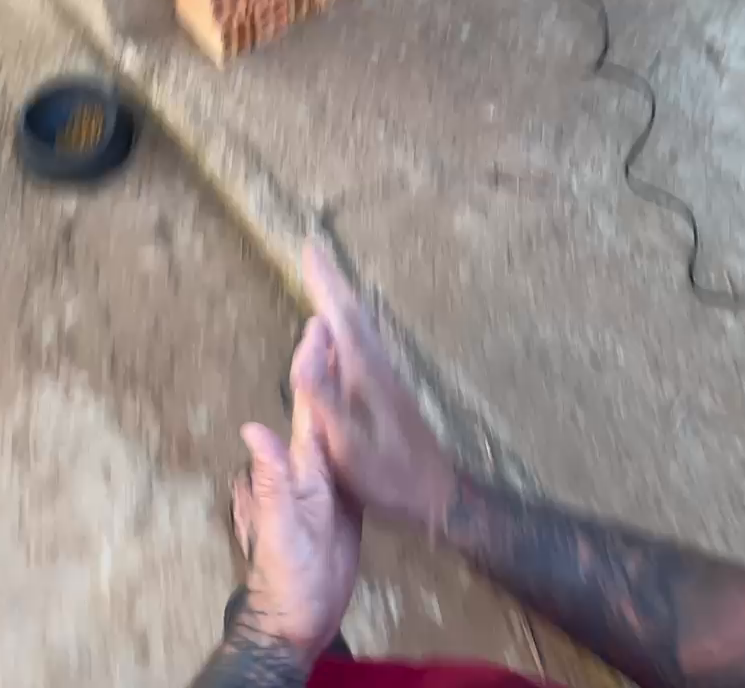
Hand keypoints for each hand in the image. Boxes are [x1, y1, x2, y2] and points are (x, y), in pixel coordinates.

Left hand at [231, 318, 360, 662]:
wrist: (301, 613)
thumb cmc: (286, 571)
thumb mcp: (279, 525)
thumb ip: (269, 480)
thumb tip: (251, 426)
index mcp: (301, 462)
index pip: (306, 403)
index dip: (312, 364)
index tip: (317, 324)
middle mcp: (312, 463)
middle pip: (321, 405)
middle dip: (327, 365)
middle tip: (335, 324)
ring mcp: (329, 480)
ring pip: (337, 423)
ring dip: (341, 389)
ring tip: (351, 356)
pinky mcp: (347, 499)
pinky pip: (351, 453)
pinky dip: (355, 426)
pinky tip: (362, 416)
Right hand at [295, 242, 458, 531]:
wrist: (438, 496)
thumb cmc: (389, 476)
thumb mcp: (347, 443)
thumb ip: (323, 394)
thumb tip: (306, 339)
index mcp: (363, 369)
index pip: (339, 314)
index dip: (323, 281)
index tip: (309, 248)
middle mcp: (376, 363)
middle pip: (352, 310)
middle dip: (331, 279)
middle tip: (313, 251)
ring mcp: (385, 375)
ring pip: (361, 322)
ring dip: (341, 297)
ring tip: (326, 280)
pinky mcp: (389, 388)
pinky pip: (364, 339)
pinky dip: (350, 321)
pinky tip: (347, 332)